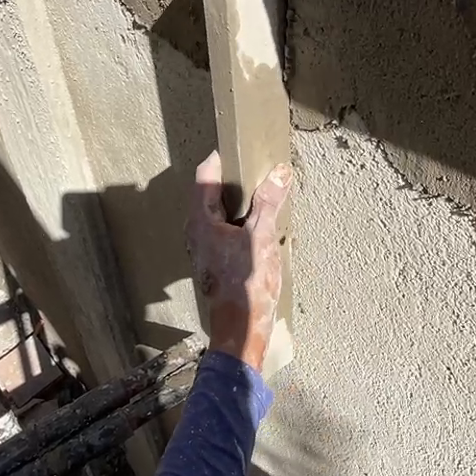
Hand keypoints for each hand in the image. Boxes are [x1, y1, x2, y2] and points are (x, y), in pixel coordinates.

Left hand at [186, 151, 291, 372]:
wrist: (241, 328)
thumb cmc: (246, 283)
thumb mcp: (261, 236)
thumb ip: (268, 202)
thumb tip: (279, 171)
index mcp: (200, 221)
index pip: (205, 175)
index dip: (221, 159)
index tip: (238, 147)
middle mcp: (196, 232)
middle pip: (210, 194)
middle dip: (232, 180)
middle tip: (255, 168)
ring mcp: (204, 249)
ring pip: (218, 214)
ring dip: (237, 203)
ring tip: (262, 195)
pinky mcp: (215, 263)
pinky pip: (224, 231)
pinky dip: (239, 222)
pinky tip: (259, 227)